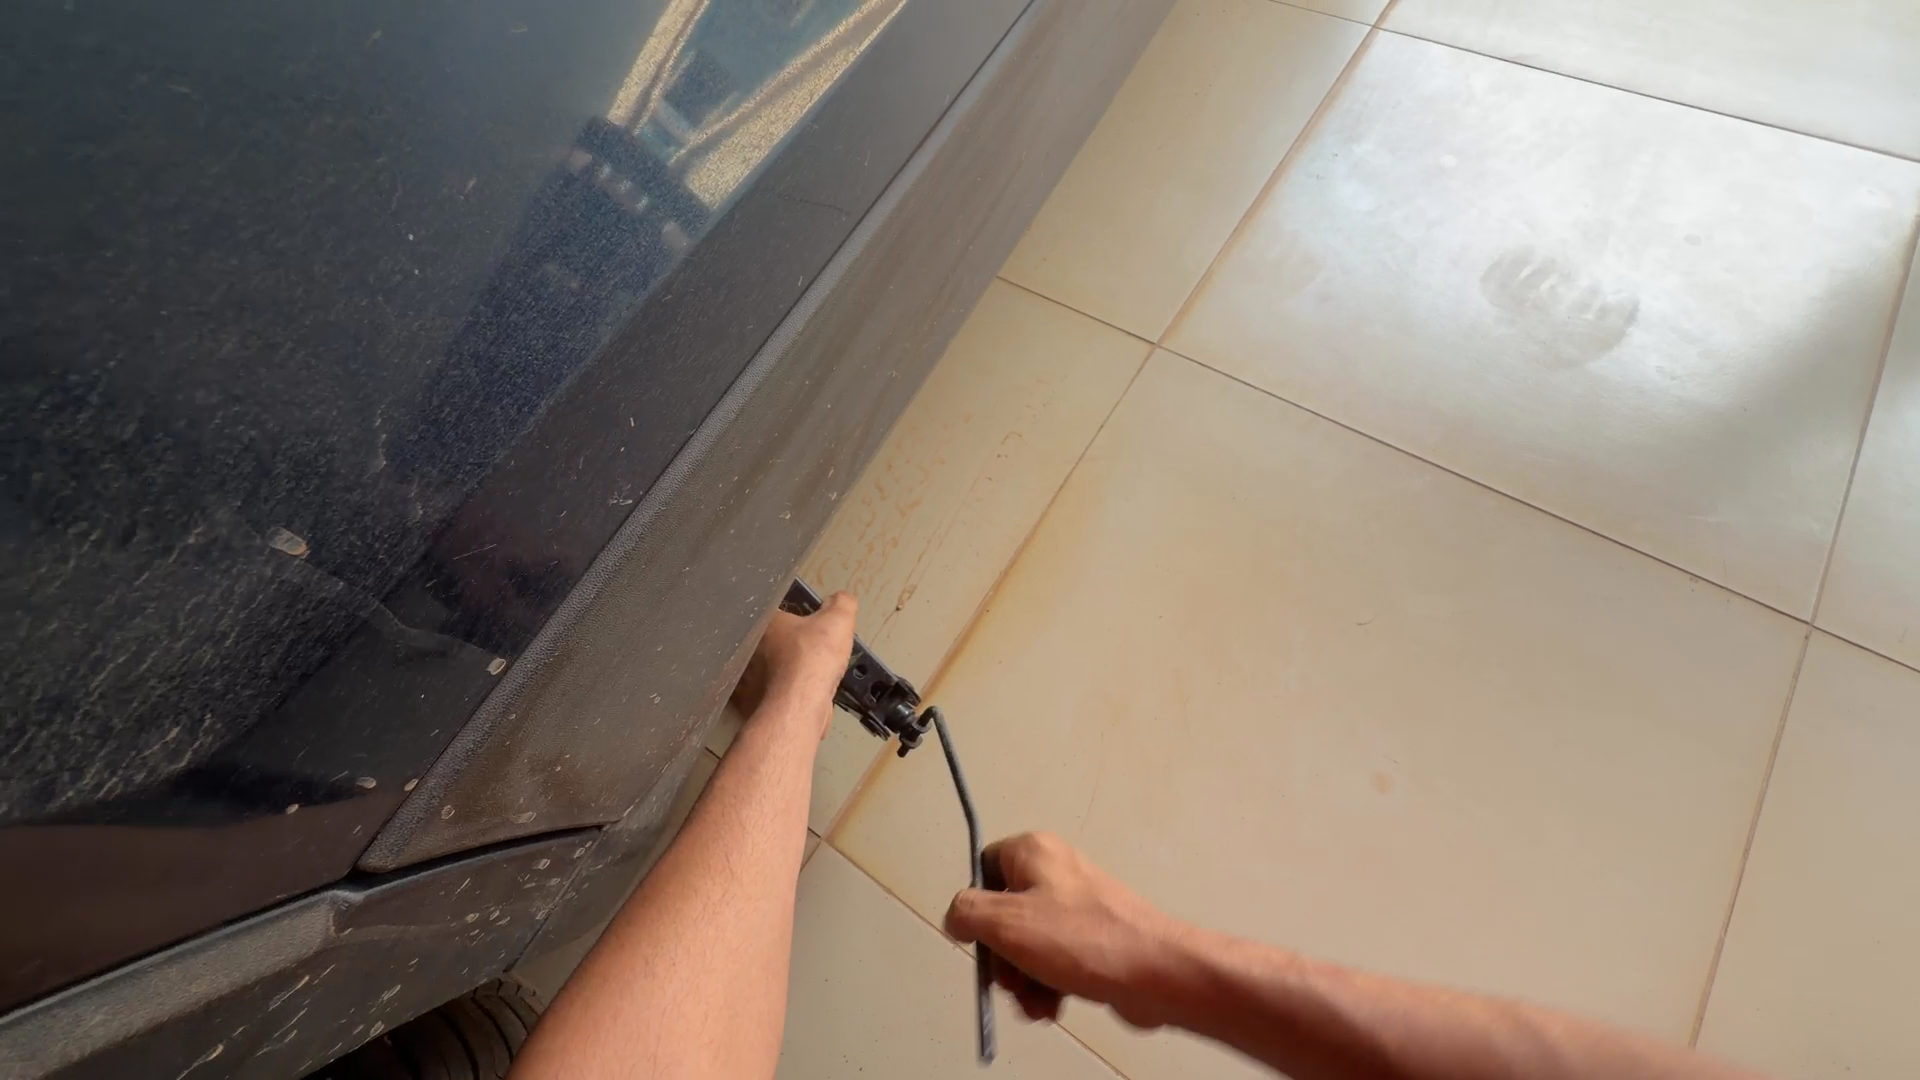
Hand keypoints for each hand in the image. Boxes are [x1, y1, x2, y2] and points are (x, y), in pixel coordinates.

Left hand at [731, 591, 856, 740]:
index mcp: (764, 623)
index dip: (792, 619)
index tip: (807, 627)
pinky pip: (766, 696)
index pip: (773, 613)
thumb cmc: (814, 657)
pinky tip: (796, 698)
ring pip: (764, 672)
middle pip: (766, 643)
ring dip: (780, 674)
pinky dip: (779, 697)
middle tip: (807, 652)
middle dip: (784, 647)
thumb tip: (841, 598)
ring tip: (803, 677)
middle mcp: (748, 649)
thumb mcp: (838, 620)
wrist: (801, 705)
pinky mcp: (750, 705)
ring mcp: (746, 679)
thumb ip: (842, 603)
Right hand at [945, 832, 1187, 1028]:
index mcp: (1032, 851)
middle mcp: (1053, 870)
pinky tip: (1053, 1004)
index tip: (983, 941)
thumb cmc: (1080, 939)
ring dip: (1023, 978)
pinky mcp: (1092, 935)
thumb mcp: (1008, 923)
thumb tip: (956, 915)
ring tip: (1037, 1000)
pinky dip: (1047, 982)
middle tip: (1012, 980)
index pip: (983, 869)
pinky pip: (1053, 957)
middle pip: (1003, 912)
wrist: (1153, 970)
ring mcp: (1075, 903)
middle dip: (1002, 955)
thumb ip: (968, 914)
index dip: (977, 908)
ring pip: (1027, 941)